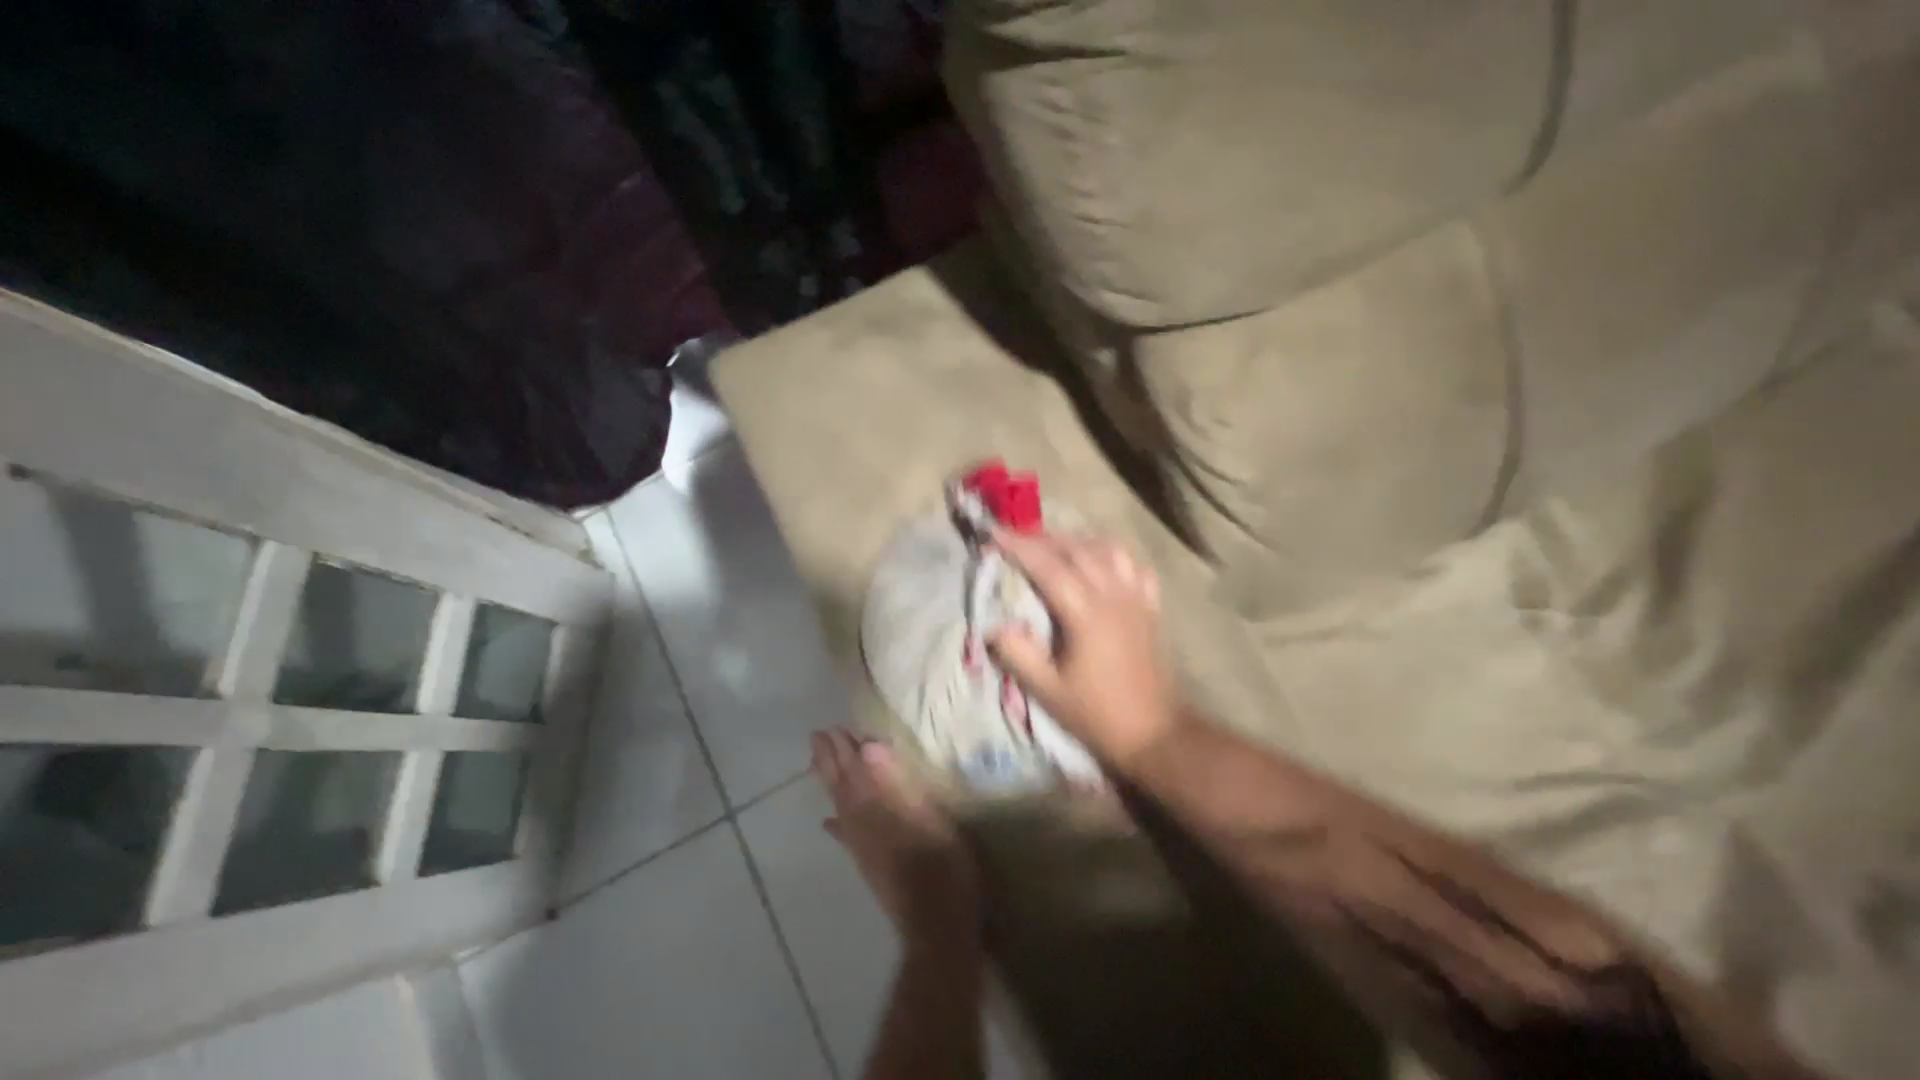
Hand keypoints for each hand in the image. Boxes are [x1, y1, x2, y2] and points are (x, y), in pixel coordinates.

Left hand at [812, 729, 980, 946]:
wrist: (936, 926)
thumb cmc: (944, 869)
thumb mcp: (931, 819)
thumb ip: (899, 783)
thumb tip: (870, 749)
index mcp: (880, 808)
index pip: (857, 771)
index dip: (846, 749)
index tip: (835, 727)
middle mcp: (863, 824)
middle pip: (842, 786)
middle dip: (830, 760)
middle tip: (817, 736)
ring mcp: (862, 846)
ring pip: (839, 807)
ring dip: (830, 783)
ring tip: (819, 765)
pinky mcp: (866, 864)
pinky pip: (844, 836)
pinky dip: (836, 824)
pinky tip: (829, 821)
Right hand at [987, 530, 1180, 767]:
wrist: (1154, 733)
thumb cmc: (1097, 714)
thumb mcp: (1047, 691)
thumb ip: (1017, 654)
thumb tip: (994, 626)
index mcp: (1086, 614)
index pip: (1048, 566)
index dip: (1019, 547)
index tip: (994, 534)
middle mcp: (1113, 597)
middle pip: (1077, 549)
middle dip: (1043, 538)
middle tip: (1015, 540)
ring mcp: (1137, 600)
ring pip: (1108, 550)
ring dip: (1078, 541)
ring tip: (1055, 548)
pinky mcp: (1151, 609)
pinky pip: (1134, 567)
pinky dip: (1112, 557)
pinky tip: (1100, 565)